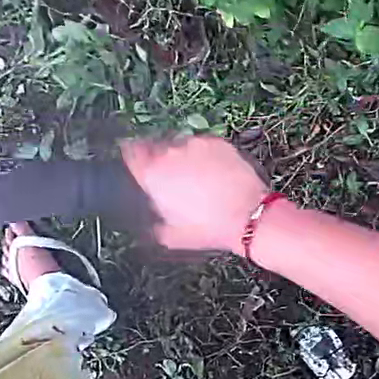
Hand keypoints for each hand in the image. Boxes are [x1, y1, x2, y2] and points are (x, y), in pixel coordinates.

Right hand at [121, 136, 269, 252]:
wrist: (247, 215)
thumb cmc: (209, 228)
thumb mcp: (171, 236)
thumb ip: (154, 221)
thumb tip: (152, 217)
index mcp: (153, 175)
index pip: (130, 153)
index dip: (132, 156)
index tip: (136, 161)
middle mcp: (170, 154)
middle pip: (155, 148)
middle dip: (160, 160)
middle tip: (172, 179)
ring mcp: (194, 145)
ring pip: (180, 145)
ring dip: (182, 156)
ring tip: (196, 178)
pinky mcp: (216, 142)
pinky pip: (202, 144)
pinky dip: (203, 154)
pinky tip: (213, 172)